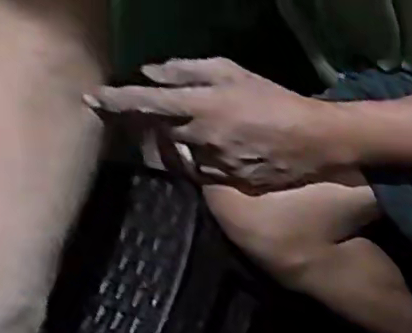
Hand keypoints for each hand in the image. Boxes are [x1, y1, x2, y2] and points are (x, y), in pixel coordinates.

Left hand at [89, 59, 343, 191]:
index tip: (93, 100)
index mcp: (199, 106)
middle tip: (148, 120)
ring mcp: (223, 164)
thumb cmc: (277, 101)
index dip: (115, 101)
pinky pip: (212, 173)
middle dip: (152, 127)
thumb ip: (187, 71)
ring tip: (190, 140)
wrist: (318, 141)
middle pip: (162, 134)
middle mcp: (205, 138)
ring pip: (187, 157)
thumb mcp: (231, 72)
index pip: (144, 103)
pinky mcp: (241, 182)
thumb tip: (152, 74)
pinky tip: (216, 156)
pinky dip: (206, 163)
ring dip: (182, 148)